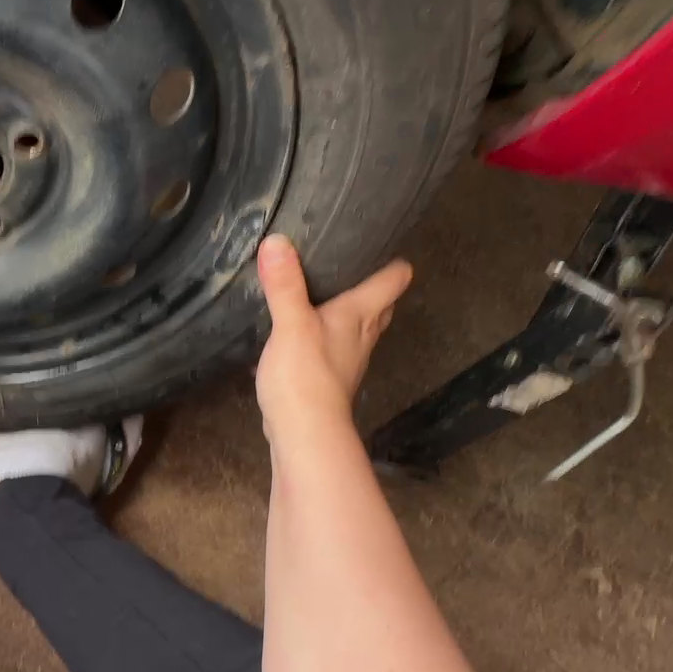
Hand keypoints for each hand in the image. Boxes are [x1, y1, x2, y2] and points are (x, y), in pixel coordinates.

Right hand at [254, 235, 411, 433]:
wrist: (304, 430)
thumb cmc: (305, 375)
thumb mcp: (290, 325)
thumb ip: (284, 285)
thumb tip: (276, 241)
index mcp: (361, 314)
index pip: (395, 277)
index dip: (390, 261)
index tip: (372, 245)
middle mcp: (363, 334)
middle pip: (381, 303)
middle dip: (369, 286)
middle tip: (343, 269)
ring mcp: (348, 359)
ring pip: (359, 327)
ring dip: (347, 314)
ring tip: (320, 299)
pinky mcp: (328, 379)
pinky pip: (334, 349)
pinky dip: (323, 340)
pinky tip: (300, 339)